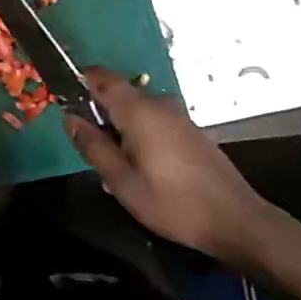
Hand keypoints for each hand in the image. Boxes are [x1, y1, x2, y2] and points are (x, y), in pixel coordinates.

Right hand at [63, 68, 285, 268]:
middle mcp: (160, 106)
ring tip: (114, 165)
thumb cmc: (173, 203)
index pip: (104, 78)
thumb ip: (94, 146)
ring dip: (120, 127)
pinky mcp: (191, 132)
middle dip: (99, 112)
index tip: (64, 94)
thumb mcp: (122, 182)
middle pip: (121, 95)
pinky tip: (141, 168)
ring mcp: (179, 118)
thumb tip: (70, 118)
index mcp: (139, 112)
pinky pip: (155, 122)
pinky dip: (140, 134)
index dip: (82, 79)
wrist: (237, 221)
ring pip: (138, 111)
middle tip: (88, 147)